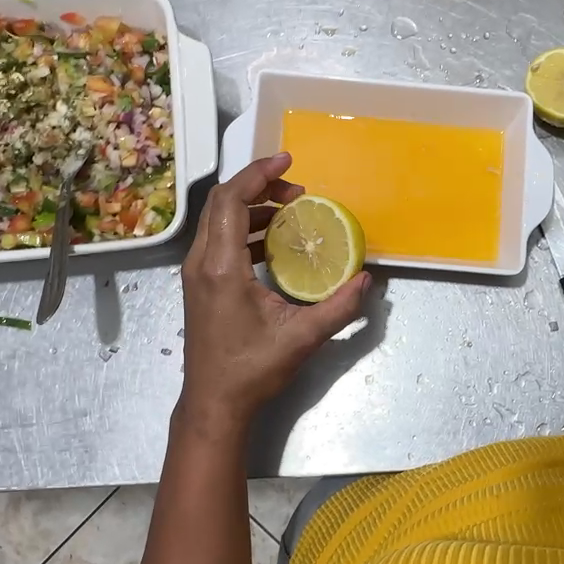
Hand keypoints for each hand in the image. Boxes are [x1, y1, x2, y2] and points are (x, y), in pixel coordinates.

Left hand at [178, 153, 369, 431]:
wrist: (214, 402)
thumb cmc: (253, 370)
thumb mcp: (303, 338)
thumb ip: (338, 307)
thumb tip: (366, 279)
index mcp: (221, 267)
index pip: (232, 200)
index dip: (259, 174)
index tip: (288, 161)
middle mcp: (202, 262)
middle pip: (222, 202)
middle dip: (259, 186)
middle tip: (298, 189)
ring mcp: (197, 274)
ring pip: (218, 220)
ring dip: (252, 207)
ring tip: (290, 210)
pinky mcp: (200, 285)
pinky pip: (219, 239)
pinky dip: (245, 228)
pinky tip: (273, 242)